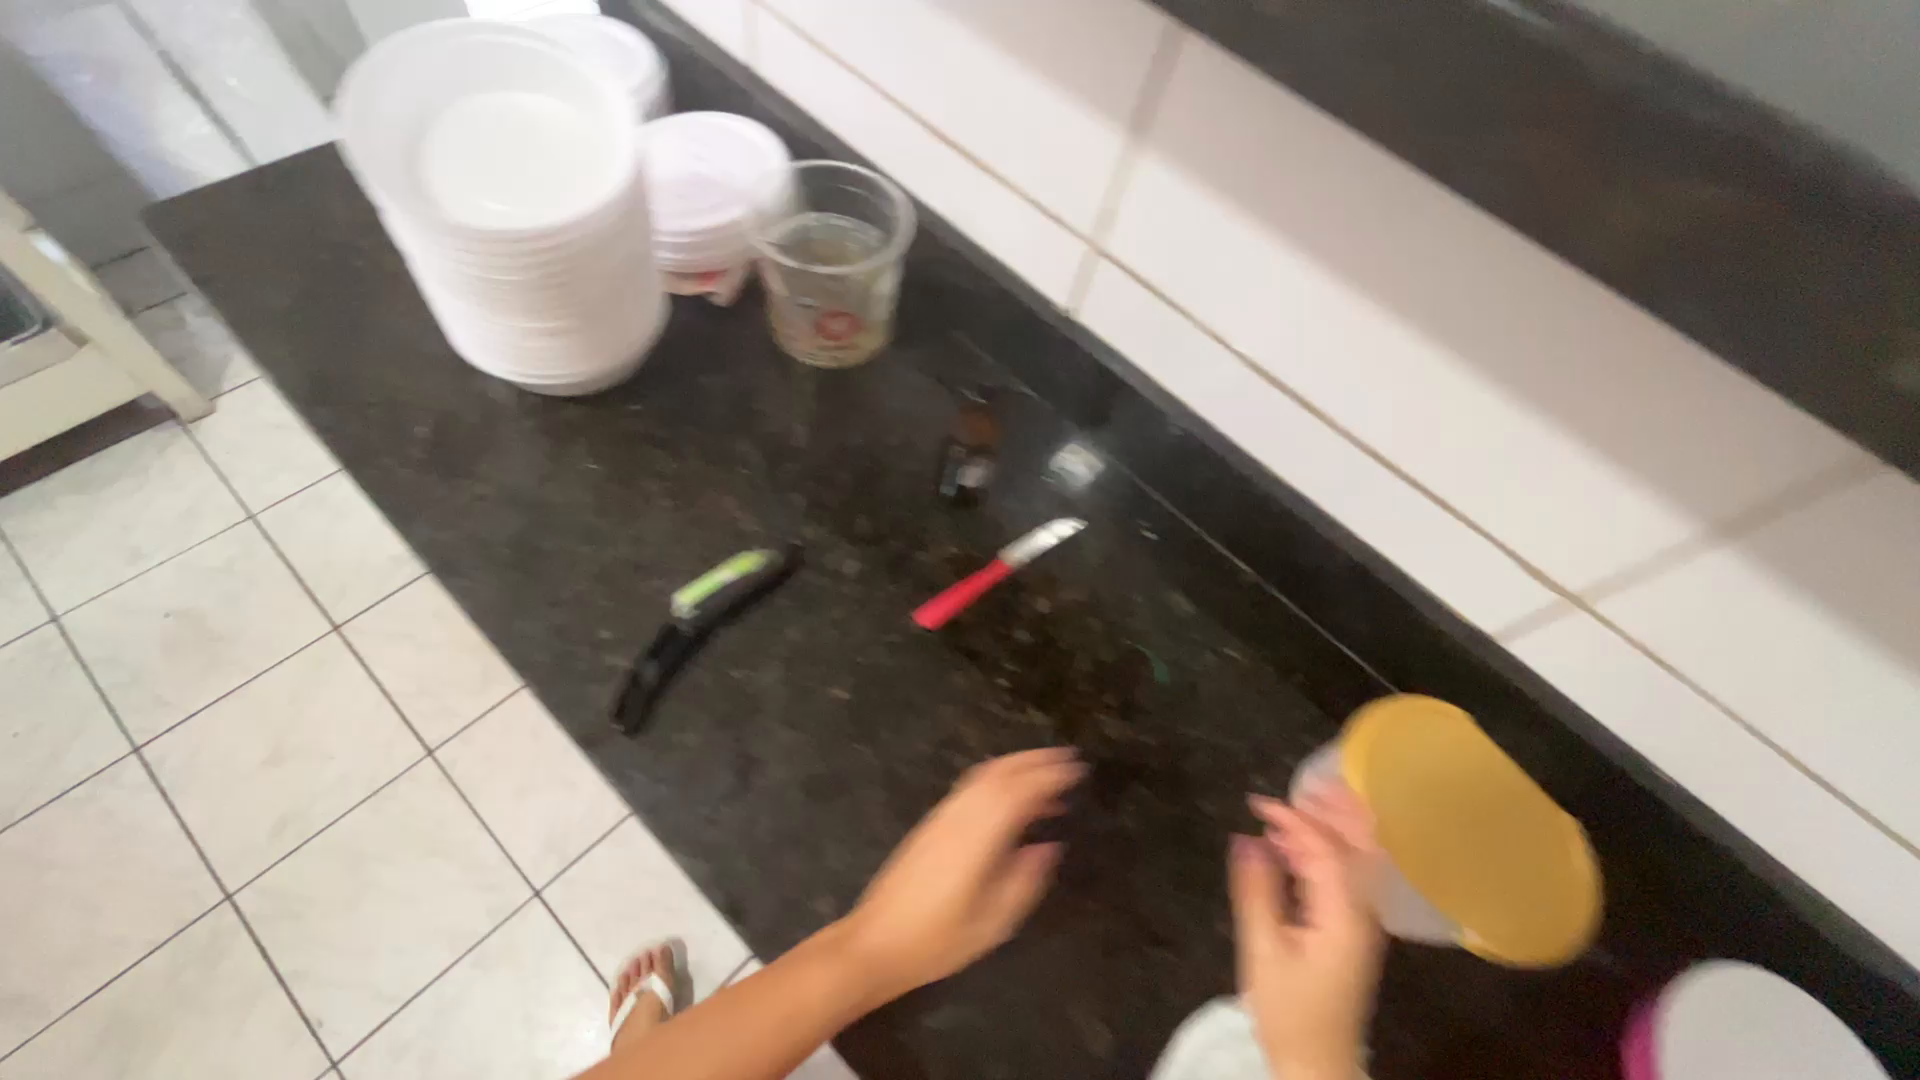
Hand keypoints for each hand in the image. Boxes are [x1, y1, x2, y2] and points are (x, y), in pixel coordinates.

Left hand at [833, 747, 1084, 1003]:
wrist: (875, 942)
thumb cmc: (937, 941)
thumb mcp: (991, 924)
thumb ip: (1023, 882)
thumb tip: (1048, 847)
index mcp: (976, 840)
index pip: (1017, 792)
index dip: (1047, 776)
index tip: (1074, 770)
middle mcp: (958, 819)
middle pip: (999, 773)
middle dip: (1034, 761)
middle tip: (1067, 760)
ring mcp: (940, 818)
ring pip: (982, 776)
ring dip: (1015, 767)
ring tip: (1045, 774)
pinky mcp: (930, 824)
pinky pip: (968, 787)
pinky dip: (995, 779)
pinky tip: (1008, 795)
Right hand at [1231, 786, 1384, 1079]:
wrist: (1317, 1065)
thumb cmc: (1288, 1010)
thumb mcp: (1263, 949)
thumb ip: (1256, 889)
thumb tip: (1246, 837)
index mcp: (1344, 914)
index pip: (1326, 850)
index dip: (1295, 820)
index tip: (1258, 803)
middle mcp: (1363, 912)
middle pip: (1358, 847)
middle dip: (1334, 811)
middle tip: (1303, 782)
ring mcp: (1361, 922)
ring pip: (1355, 860)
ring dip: (1331, 828)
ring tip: (1296, 804)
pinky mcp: (1351, 931)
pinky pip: (1345, 876)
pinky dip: (1324, 852)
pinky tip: (1293, 847)